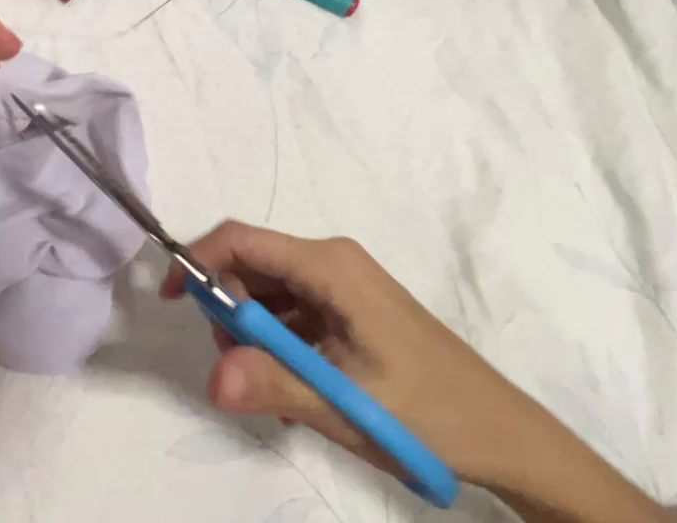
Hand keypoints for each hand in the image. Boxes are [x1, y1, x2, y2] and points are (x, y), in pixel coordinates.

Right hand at [159, 222, 629, 506]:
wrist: (506, 437)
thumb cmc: (430, 412)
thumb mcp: (346, 403)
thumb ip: (274, 385)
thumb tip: (209, 380)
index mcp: (329, 265)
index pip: (240, 239)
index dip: (197, 262)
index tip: (170, 302)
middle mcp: (331, 261)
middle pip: (250, 264)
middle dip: (229, 310)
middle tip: (238, 367)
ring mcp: (341, 284)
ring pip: (267, 290)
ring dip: (253, 334)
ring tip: (274, 388)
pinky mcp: (348, 307)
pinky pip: (291, 311)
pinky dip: (278, 343)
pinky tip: (295, 387)